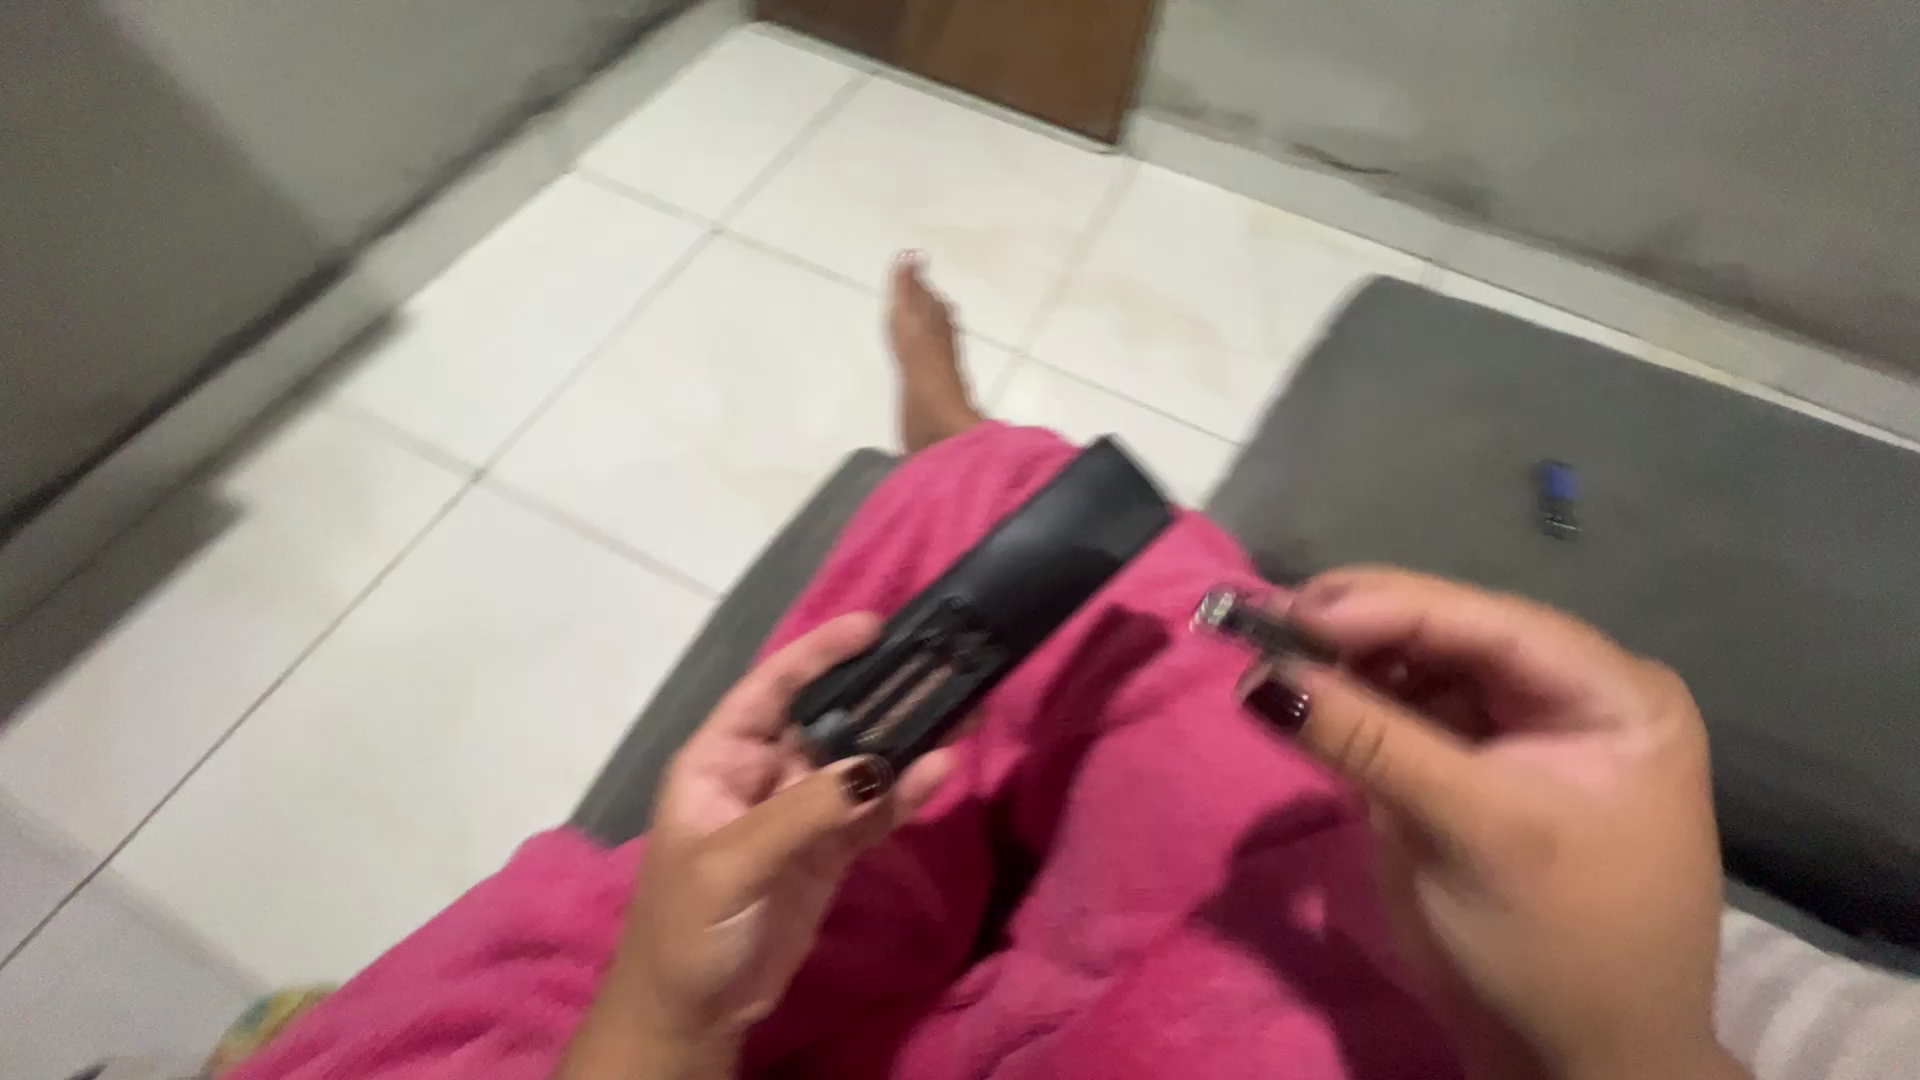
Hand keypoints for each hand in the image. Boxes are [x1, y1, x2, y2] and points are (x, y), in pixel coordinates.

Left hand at [560, 614, 953, 1079]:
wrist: (697, 1014)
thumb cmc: (688, 927)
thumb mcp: (732, 861)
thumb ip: (804, 809)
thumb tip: (875, 764)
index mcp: (723, 757)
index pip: (773, 686)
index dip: (819, 652)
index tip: (873, 626)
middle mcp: (767, 770)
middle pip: (830, 717)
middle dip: (879, 692)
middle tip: (936, 666)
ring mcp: (806, 807)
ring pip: (861, 759)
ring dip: (906, 738)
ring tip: (961, 710)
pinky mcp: (835, 845)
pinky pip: (876, 808)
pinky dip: (907, 790)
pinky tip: (941, 770)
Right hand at [1241, 568, 1746, 1079]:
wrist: (1567, 1054)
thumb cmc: (1554, 942)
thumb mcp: (1469, 830)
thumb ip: (1366, 741)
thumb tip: (1258, 676)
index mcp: (1609, 695)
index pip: (1488, 622)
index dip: (1388, 607)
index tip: (1294, 614)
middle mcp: (1557, 688)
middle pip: (1440, 627)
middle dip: (1351, 624)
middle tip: (1266, 625)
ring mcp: (1500, 718)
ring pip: (1403, 656)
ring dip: (1334, 654)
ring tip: (1269, 654)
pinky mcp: (1450, 749)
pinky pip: (1385, 699)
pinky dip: (1337, 692)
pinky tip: (1297, 690)